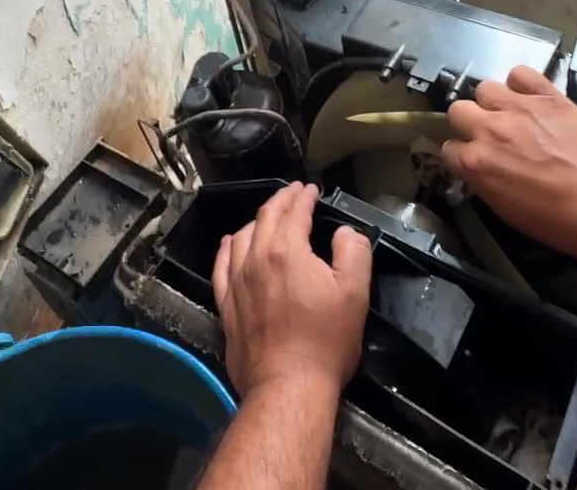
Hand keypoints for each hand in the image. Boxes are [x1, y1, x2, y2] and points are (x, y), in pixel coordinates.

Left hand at [213, 182, 372, 397]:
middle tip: (293, 192)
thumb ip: (353, 250)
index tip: (312, 189)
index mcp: (287, 250)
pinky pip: (222, 266)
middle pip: (266, 217)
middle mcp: (256, 258)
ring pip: (242, 236)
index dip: (304, 196)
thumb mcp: (355, 292)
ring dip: (257, 220)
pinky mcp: (226, 305)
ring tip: (269, 215)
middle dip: (282, 200)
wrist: (289, 387)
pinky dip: (228, 248)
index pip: (295, 211)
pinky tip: (231, 242)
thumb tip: (344, 231)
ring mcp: (237, 282)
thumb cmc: (325, 339)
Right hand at [444, 65, 576, 260]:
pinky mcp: (547, 96)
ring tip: (511, 114)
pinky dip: (521, 83)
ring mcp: (518, 108)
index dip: (462, 154)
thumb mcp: (503, 207)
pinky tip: (530, 97)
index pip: (449, 148)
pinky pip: (521, 73)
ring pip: (486, 88)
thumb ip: (482, 179)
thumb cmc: (553, 219)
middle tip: (489, 134)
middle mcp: (490, 130)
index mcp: (475, 163)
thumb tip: (478, 166)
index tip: (474, 158)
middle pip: (458, 110)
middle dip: (469, 122)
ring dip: (494, 102)